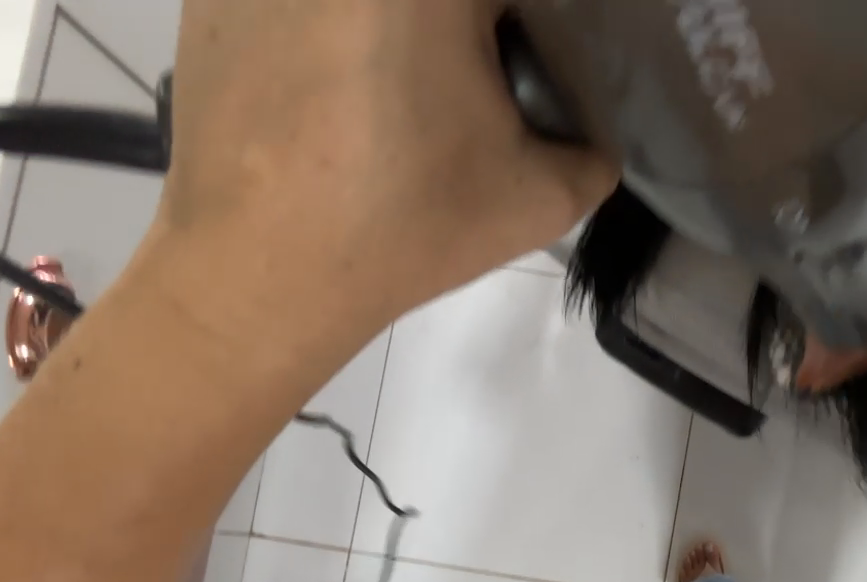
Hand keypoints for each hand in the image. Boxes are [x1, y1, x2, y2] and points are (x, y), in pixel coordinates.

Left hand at [149, 0, 616, 363]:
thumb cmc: (415, 227)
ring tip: (396, 97)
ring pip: (375, 6)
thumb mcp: (541, 201)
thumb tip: (595, 139)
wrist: (271, 268)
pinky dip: (331, 32)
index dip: (531, 28)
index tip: (524, 72)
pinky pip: (305, 3)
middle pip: (444, 1)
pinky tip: (333, 93)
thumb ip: (594, 157)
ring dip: (399, 35)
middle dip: (470, 30)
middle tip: (470, 85)